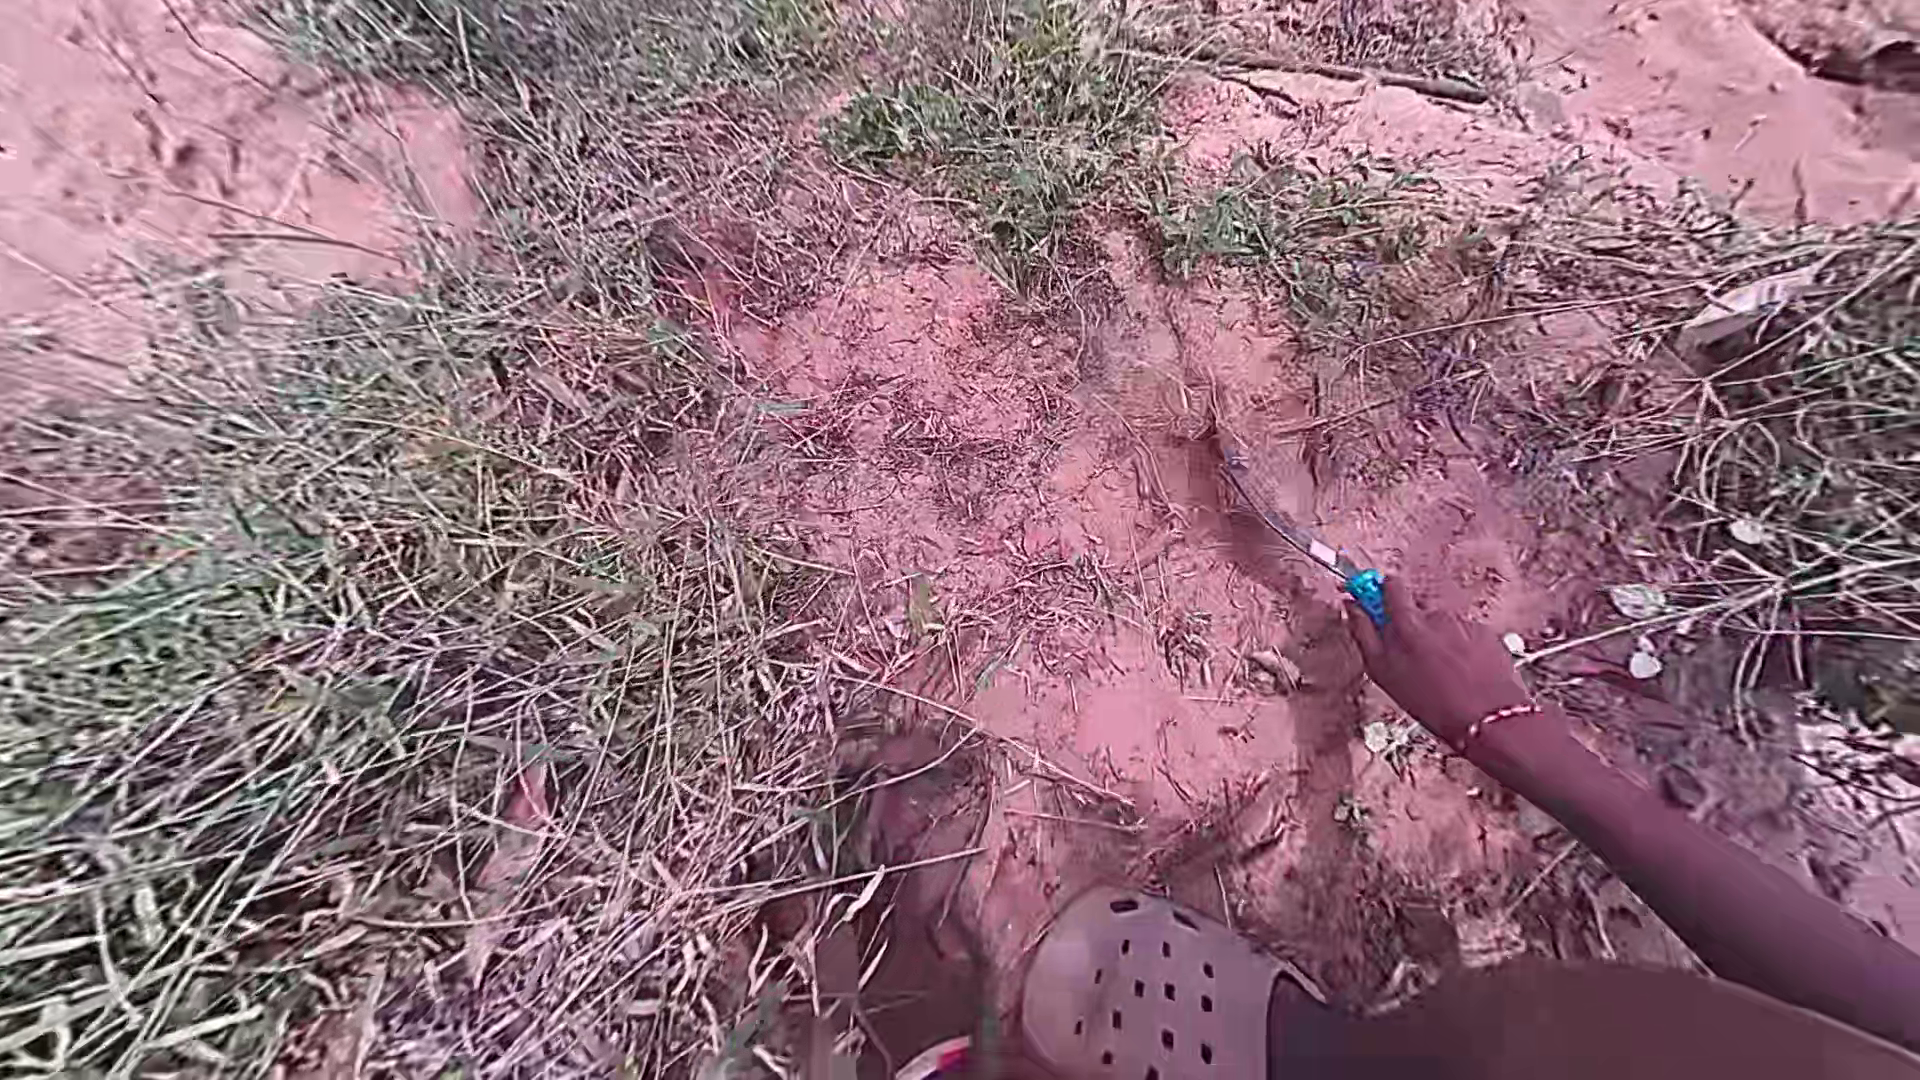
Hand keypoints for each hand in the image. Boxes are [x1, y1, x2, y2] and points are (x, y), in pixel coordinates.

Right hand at [1345, 577, 1532, 746]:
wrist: (1488, 720)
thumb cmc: (1431, 700)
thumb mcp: (1380, 669)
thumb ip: (1362, 630)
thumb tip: (1352, 607)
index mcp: (1407, 621)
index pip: (1389, 586)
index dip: (1378, 590)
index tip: (1371, 600)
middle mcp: (1437, 616)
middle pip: (1415, 606)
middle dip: (1407, 621)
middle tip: (1405, 650)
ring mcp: (1465, 624)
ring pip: (1439, 622)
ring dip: (1433, 636)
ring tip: (1435, 667)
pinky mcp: (1487, 635)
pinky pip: (1464, 633)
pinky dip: (1458, 645)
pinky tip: (1456, 668)